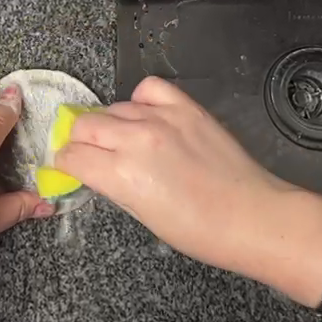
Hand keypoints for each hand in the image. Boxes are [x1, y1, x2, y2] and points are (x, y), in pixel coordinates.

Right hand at [54, 76, 321, 282]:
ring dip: (110, 124)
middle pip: (84, 124)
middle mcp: (136, 139)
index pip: (71, 155)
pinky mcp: (186, 108)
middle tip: (93, 156)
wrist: (253, 218)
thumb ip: (112, 184)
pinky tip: (146, 117)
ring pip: (113, 107)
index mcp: (121, 173)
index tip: (73, 169)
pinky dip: (139, 101)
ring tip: (125, 141)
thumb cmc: (198, 232)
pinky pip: (148, 89)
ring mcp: (162, 118)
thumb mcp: (142, 215)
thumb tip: (94, 168)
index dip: (67, 164)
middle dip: (81, 141)